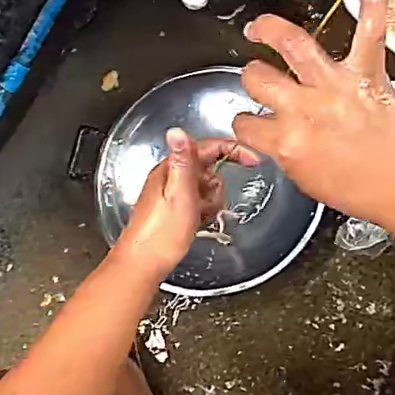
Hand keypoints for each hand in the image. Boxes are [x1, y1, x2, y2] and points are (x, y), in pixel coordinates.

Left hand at [112, 128, 259, 277]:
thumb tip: (177, 130)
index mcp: (171, 168)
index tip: (253, 160)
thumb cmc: (160, 234)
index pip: (208, 147)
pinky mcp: (174, 208)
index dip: (233, 150)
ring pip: (206, 187)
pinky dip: (204, 211)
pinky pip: (199, 202)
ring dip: (211, 201)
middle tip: (209, 205)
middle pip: (210, 168)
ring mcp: (172, 192)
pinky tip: (197, 223)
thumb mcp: (179, 194)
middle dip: (217, 186)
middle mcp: (170, 176)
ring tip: (201, 217)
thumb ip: (183, 162)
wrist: (142, 265)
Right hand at [231, 0, 394, 223]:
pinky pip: (370, 30)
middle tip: (259, 77)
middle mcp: (307, 108)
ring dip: (270, 29)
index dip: (245, 124)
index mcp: (288, 141)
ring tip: (261, 27)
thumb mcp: (304, 179)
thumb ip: (283, 148)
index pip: (245, 123)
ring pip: (293, 44)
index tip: (252, 124)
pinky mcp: (369, 74)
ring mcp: (337, 86)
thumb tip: (273, 133)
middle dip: (253, 78)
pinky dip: (372, 0)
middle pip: (258, 78)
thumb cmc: (362, 189)